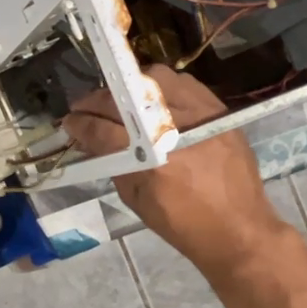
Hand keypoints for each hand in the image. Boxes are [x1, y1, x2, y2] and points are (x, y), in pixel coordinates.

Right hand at [62, 66, 291, 281]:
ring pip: (154, 79)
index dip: (80, 124)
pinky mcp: (219, 109)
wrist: (238, 228)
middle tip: (84, 108)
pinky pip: (183, 83)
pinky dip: (160, 87)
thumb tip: (91, 141)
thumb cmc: (181, 223)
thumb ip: (113, 164)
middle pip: (126, 97)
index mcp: (153, 159)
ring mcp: (201, 113)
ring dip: (128, 86)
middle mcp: (176, 128)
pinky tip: (150, 100)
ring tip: (118, 99)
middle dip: (96, 101)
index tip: (68, 122)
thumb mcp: (135, 199)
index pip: (104, 129)